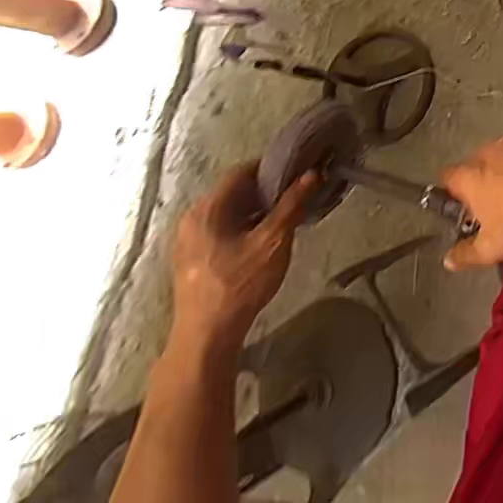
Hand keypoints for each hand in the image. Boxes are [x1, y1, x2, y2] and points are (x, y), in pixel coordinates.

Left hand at [170, 162, 316, 350]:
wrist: (207, 336)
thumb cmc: (240, 284)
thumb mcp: (274, 241)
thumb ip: (292, 204)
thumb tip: (312, 173)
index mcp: (207, 209)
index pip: (242, 171)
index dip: (272, 166)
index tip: (299, 170)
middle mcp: (192, 218)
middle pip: (235, 190)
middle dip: (267, 188)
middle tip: (298, 191)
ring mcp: (190, 239)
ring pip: (230, 209)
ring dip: (258, 207)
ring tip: (288, 212)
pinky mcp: (194, 256)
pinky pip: (223, 226)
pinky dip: (246, 223)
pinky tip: (267, 235)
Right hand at [439, 133, 502, 270]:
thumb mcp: (490, 249)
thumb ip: (464, 255)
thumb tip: (450, 259)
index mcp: (468, 177)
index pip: (447, 178)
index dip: (453, 193)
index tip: (463, 206)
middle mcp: (486, 153)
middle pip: (474, 166)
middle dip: (480, 182)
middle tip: (494, 206)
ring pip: (499, 156)